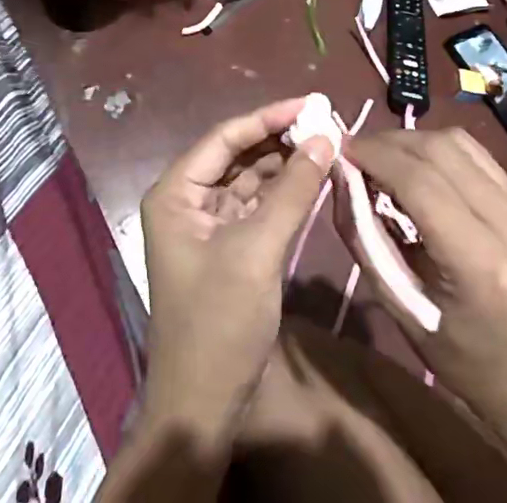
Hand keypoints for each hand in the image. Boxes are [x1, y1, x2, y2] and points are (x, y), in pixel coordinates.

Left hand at [140, 97, 336, 430]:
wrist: (204, 402)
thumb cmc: (220, 321)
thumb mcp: (258, 249)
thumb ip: (293, 190)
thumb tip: (327, 138)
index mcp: (176, 193)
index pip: (226, 137)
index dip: (269, 116)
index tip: (313, 103)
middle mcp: (189, 201)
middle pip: (239, 154)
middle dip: (282, 139)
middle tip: (329, 123)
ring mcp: (210, 225)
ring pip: (252, 179)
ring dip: (288, 165)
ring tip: (330, 146)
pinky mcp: (231, 247)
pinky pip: (261, 206)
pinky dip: (288, 193)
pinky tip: (317, 180)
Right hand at [336, 130, 506, 426]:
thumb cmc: (456, 353)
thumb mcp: (398, 305)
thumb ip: (364, 237)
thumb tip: (341, 176)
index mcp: (481, 264)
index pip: (421, 183)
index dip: (377, 156)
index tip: (342, 149)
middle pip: (442, 152)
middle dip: (391, 142)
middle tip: (356, 150)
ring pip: (461, 144)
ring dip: (414, 140)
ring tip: (382, 155)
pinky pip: (477, 155)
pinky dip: (438, 151)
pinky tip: (415, 164)